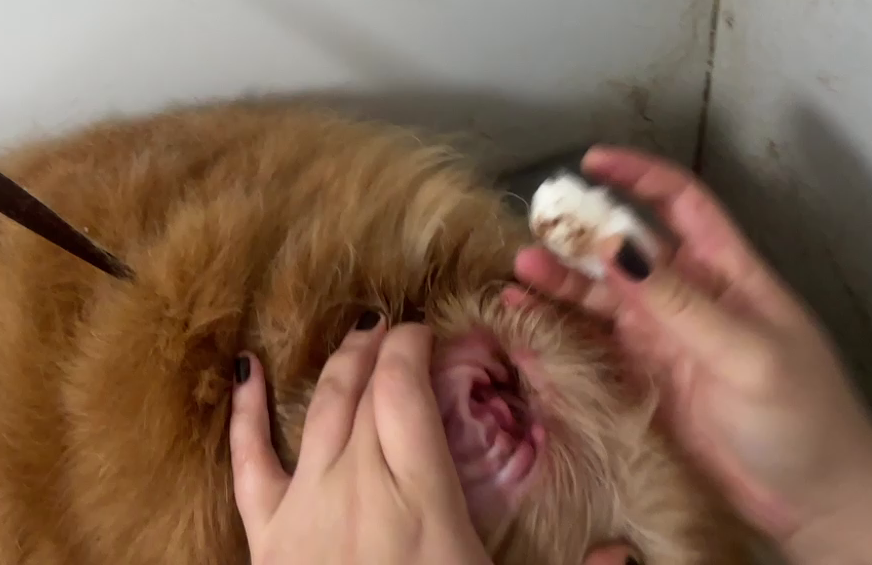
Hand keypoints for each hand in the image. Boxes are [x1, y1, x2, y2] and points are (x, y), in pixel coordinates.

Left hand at [229, 316, 492, 564]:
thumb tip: (627, 549)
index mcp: (421, 505)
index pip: (406, 391)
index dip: (414, 348)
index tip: (428, 333)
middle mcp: (358, 488)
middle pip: (364, 389)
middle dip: (383, 348)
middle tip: (398, 329)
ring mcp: (306, 508)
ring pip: (320, 407)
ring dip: (339, 363)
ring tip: (358, 335)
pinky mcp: (268, 537)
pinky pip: (248, 460)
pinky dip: (244, 411)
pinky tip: (244, 366)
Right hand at [511, 147, 871, 564]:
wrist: (815, 509)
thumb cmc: (805, 422)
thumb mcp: (748, 355)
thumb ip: (678, 301)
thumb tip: (612, 244)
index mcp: (725, 271)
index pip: (680, 201)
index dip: (638, 174)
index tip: (591, 160)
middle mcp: (684, 292)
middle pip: (625, 244)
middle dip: (581, 229)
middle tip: (538, 224)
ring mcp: (658, 332)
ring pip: (599, 288)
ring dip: (560, 275)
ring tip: (522, 269)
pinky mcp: (638, 370)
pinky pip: (589, 334)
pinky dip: (556, 319)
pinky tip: (525, 311)